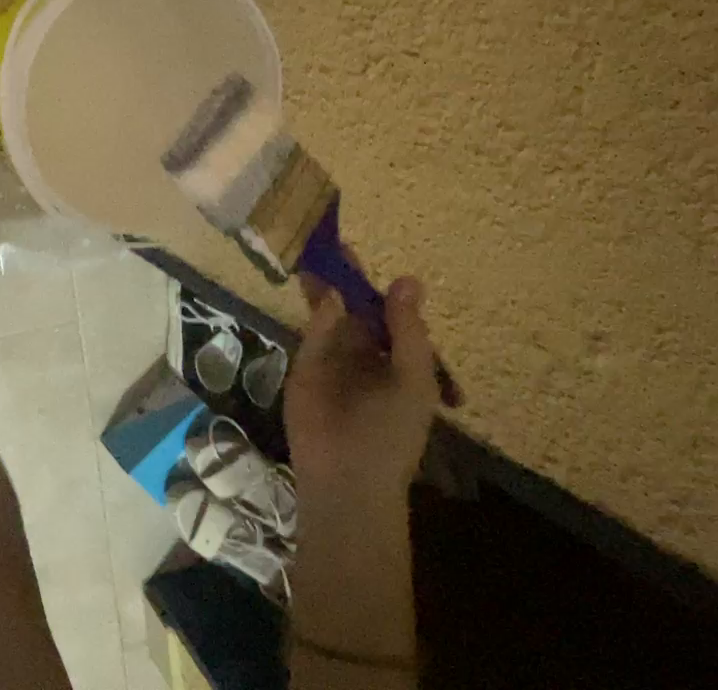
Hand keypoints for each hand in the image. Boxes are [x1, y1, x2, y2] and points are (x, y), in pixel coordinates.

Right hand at [285, 273, 437, 508]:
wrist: (348, 473)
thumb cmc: (393, 431)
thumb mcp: (414, 379)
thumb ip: (407, 330)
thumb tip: (406, 279)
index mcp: (396, 356)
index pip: (384, 311)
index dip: (374, 284)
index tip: (358, 253)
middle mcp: (363, 352)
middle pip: (352, 306)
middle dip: (343, 278)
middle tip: (330, 244)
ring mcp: (330, 358)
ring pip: (327, 313)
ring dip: (323, 287)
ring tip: (314, 255)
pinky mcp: (303, 365)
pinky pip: (310, 332)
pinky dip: (314, 311)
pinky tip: (317, 289)